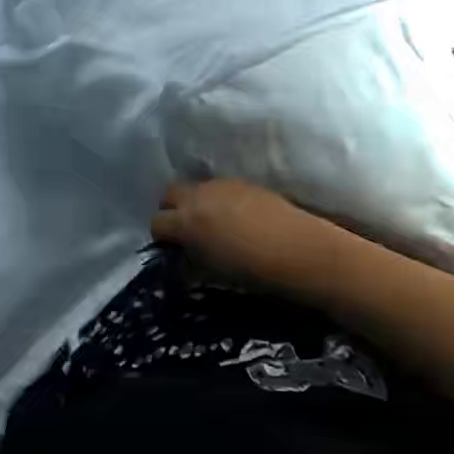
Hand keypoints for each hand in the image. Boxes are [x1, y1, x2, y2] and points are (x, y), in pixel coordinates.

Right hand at [152, 179, 349, 291]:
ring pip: (196, 187)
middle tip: (187, 231)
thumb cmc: (250, 271)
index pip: (157, 223)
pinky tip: (236, 217)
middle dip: (173, 209)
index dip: (162, 237)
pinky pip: (219, 187)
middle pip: (170, 193)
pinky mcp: (244, 181)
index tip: (172, 248)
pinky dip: (218, 198)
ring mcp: (222, 184)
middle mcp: (199, 195)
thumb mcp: (211, 273)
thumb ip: (190, 261)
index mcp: (185, 221)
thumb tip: (183, 257)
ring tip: (213, 224)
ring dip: (197, 202)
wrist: (296, 249)